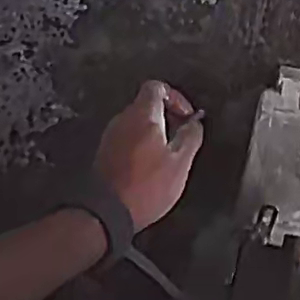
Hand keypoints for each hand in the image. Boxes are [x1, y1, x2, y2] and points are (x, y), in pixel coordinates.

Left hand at [95, 81, 205, 229]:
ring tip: (168, 155)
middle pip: (146, 104)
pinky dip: (141, 144)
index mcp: (143, 115)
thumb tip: (195, 123)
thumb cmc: (146, 186)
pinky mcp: (104, 153)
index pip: (156, 87)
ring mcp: (110, 136)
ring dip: (154, 132)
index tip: (187, 117)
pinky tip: (150, 166)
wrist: (105, 212)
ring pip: (136, 122)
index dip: (176, 97)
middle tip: (182, 136)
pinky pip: (126, 138)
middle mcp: (122, 119)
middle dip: (167, 116)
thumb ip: (190, 137)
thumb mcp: (180, 163)